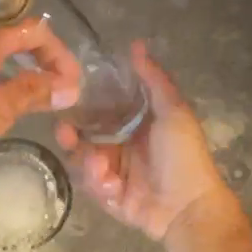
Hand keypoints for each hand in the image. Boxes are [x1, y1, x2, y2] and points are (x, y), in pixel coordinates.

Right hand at [57, 41, 231, 241]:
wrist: (187, 206)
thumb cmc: (182, 155)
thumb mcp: (173, 111)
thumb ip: (153, 79)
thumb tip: (136, 44)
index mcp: (135, 123)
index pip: (100, 107)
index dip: (83, 102)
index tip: (68, 94)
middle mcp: (120, 144)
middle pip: (83, 134)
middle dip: (71, 134)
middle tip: (64, 132)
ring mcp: (112, 171)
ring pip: (82, 160)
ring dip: (85, 161)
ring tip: (97, 166)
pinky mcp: (107, 195)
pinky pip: (90, 185)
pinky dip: (98, 184)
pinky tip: (112, 185)